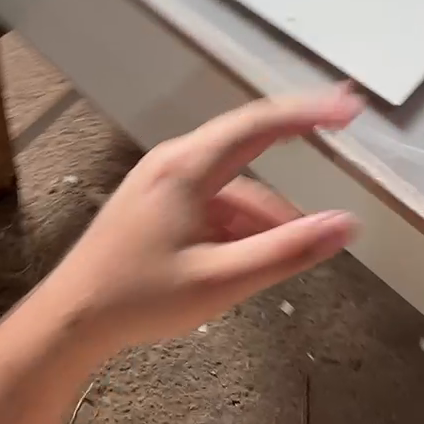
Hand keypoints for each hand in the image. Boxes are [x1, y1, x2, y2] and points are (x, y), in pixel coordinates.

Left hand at [34, 90, 363, 352]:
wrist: (74, 315)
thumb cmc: (142, 296)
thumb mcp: (222, 279)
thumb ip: (286, 250)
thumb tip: (346, 223)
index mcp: (186, 168)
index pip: (258, 125)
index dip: (308, 113)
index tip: (350, 108)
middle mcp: (171, 163)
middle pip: (244, 149)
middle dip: (293, 150)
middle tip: (339, 144)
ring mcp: (158, 183)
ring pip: (229, 188)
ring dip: (260, 215)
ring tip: (279, 258)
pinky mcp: (152, 204)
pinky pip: (208, 203)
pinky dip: (234, 225)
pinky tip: (243, 260)